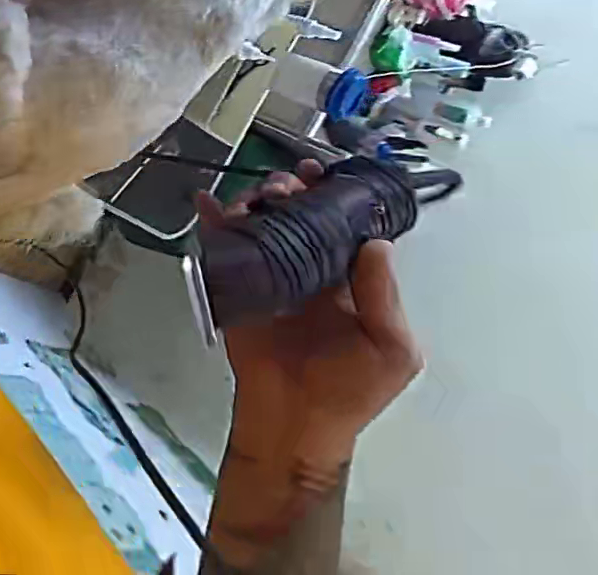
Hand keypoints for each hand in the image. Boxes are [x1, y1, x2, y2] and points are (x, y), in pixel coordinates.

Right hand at [196, 161, 422, 477]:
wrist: (294, 424)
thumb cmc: (349, 390)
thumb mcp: (391, 350)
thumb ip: (386, 297)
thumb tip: (376, 242)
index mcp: (345, 272)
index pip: (337, 220)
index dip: (328, 191)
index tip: (316, 173)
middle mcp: (307, 262)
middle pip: (294, 211)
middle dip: (287, 189)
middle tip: (282, 188)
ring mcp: (270, 270)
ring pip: (260, 219)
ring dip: (254, 198)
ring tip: (255, 201)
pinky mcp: (237, 282)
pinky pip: (223, 245)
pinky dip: (212, 219)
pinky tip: (207, 202)